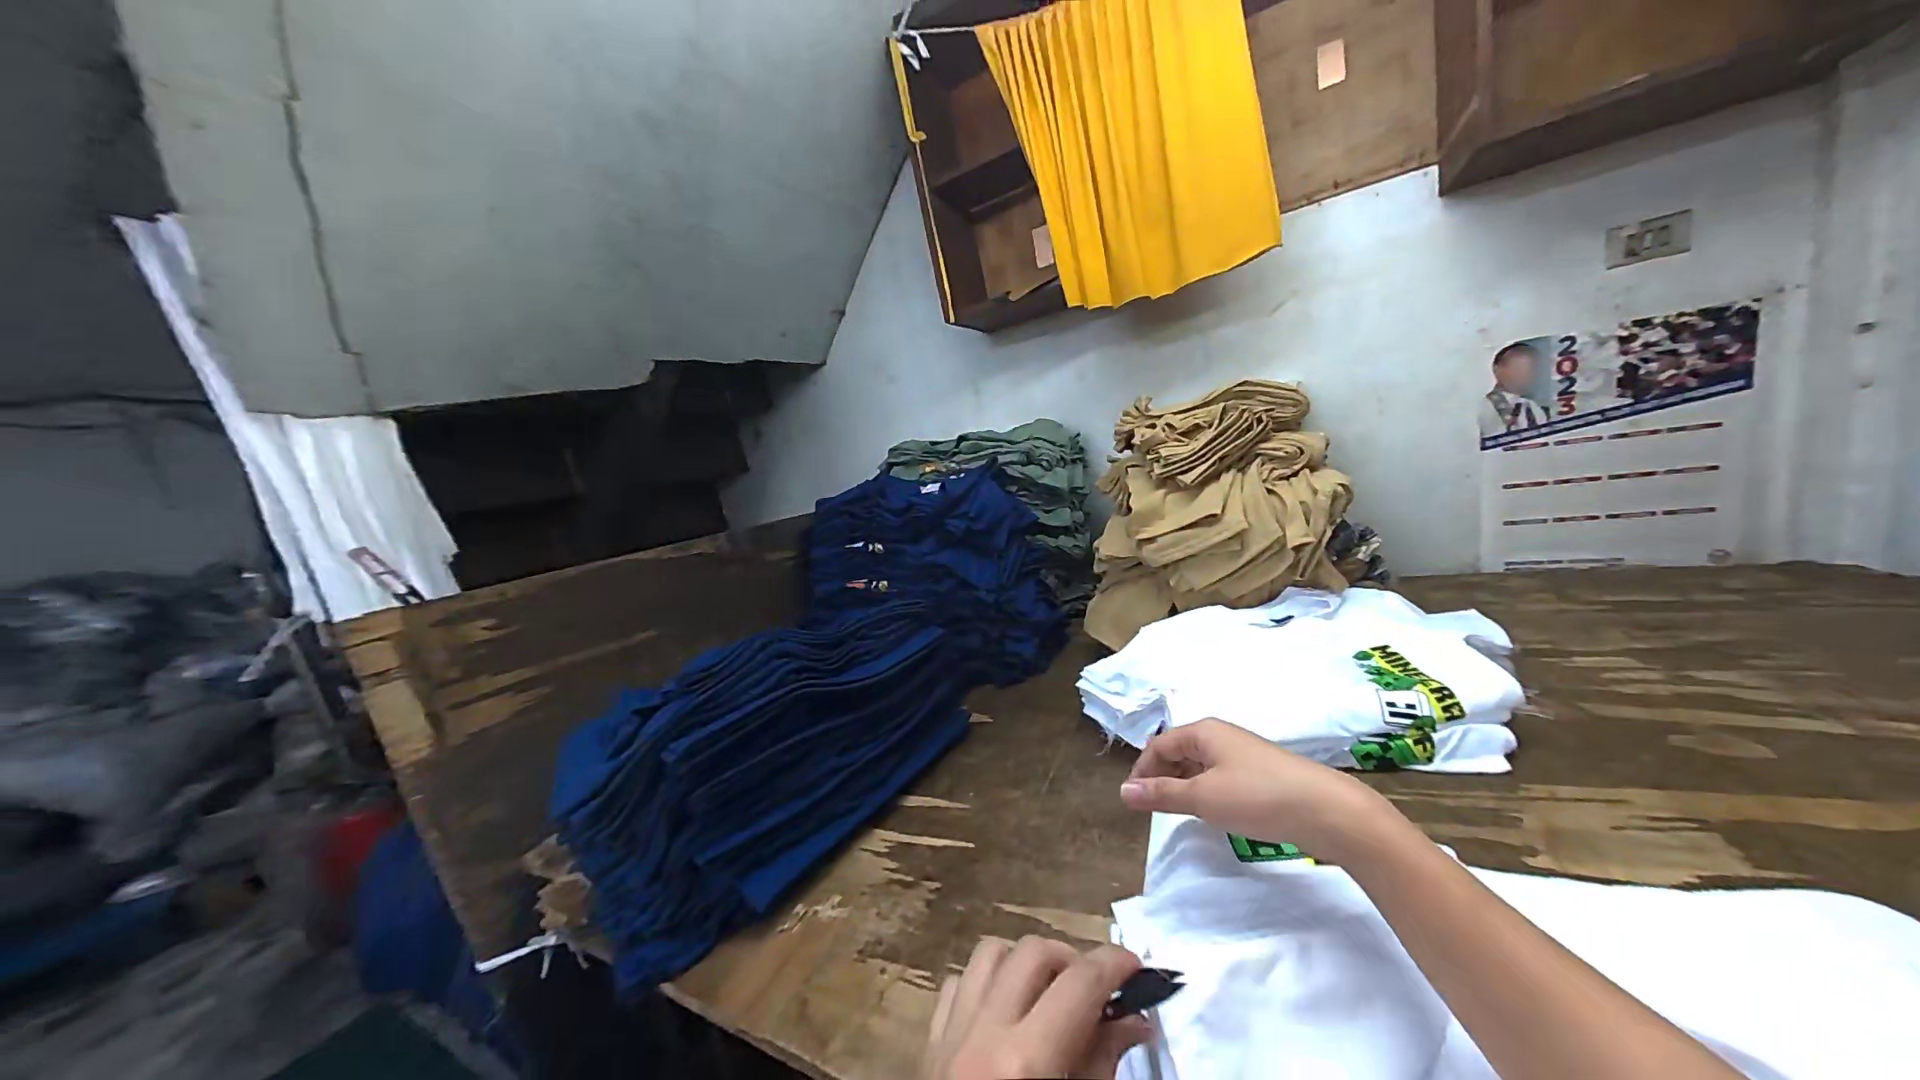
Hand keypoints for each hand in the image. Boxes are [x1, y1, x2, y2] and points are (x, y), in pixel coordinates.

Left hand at [924, 936, 1149, 1079]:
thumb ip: (1103, 1064)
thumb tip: (1134, 1019)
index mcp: (1027, 1063)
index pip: (1079, 983)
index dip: (1114, 964)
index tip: (1136, 965)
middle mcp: (984, 1034)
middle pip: (1033, 953)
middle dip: (1072, 960)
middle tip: (1096, 991)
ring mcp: (950, 1035)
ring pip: (990, 954)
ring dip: (1026, 962)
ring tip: (1052, 992)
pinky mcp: (930, 1044)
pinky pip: (959, 985)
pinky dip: (986, 983)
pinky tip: (1007, 1010)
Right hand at [1119, 718, 1400, 860]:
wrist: (1329, 811)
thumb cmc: (1257, 797)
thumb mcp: (1202, 799)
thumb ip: (1161, 794)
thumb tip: (1123, 791)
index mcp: (1202, 732)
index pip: (1158, 746)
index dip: (1141, 772)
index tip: (1133, 802)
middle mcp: (1220, 735)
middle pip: (1177, 752)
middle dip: (1161, 777)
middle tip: (1154, 810)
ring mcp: (1243, 753)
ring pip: (1199, 765)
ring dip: (1184, 786)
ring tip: (1180, 813)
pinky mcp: (1261, 773)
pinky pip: (1220, 776)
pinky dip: (1207, 791)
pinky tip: (1214, 813)